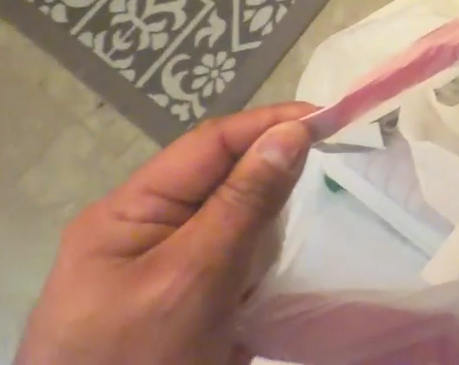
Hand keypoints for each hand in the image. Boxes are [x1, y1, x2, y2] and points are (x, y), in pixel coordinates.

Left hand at [15, 102, 315, 364]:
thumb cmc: (135, 364)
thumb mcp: (191, 281)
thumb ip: (243, 203)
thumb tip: (294, 130)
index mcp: (126, 213)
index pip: (210, 143)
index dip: (270, 123)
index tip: (332, 118)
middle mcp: (143, 230)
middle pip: (223, 176)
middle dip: (272, 173)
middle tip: (328, 175)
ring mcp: (163, 269)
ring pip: (236, 216)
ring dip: (268, 224)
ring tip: (289, 239)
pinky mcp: (186, 302)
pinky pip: (236, 257)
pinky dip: (261, 260)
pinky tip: (271, 278)